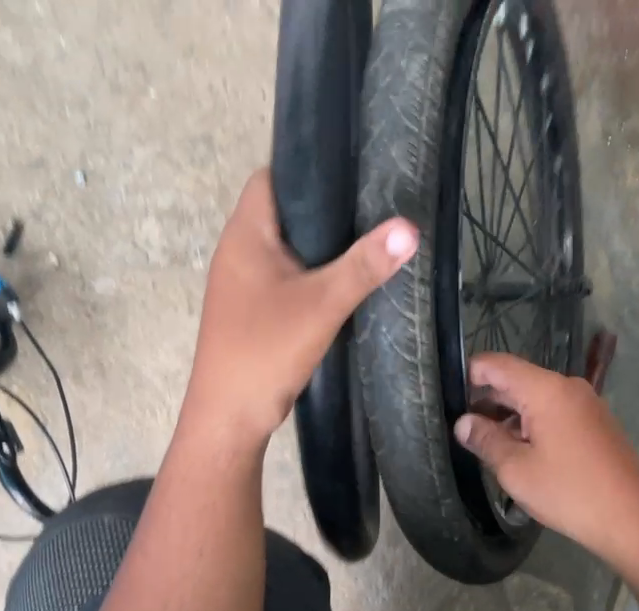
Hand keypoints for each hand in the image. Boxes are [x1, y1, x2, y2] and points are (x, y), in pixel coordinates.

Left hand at [183, 170, 417, 447]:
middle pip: (282, 213)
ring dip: (319, 248)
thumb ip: (364, 266)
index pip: (272, 176)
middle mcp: (236, 251)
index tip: (352, 170)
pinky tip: (342, 286)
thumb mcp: (322, 304)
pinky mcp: (250, 313)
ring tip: (365, 242)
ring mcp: (241, 285)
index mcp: (245, 234)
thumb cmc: (266, 350)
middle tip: (372, 207)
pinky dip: (310, 277)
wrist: (229, 416)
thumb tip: (409, 228)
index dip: (308, 167)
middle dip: (324, 211)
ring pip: (285, 250)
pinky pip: (284, 279)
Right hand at [453, 353, 638, 560]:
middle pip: (518, 381)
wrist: (629, 518)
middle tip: (463, 430)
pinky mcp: (597, 424)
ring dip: (511, 417)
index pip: (497, 364)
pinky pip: (557, 413)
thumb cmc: (567, 492)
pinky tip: (522, 453)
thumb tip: (463, 423)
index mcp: (547, 390)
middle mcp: (569, 388)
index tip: (449, 400)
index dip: (469, 376)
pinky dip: (534, 425)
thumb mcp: (516, 469)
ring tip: (488, 447)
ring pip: (537, 399)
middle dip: (488, 401)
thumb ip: (486, 440)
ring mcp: (587, 405)